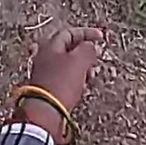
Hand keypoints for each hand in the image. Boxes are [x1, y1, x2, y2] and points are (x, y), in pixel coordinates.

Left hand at [14, 24, 101, 140]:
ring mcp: (45, 72)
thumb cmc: (61, 83)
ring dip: (82, 66)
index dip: (86, 33)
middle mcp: (44, 56)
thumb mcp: (78, 61)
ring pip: (67, 63)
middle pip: (68, 48)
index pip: (69, 33)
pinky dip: (76, 78)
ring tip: (91, 74)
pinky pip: (65, 77)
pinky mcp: (48, 87)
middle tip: (96, 58)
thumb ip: (87, 49)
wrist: (45, 111)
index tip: (101, 37)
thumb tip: (90, 45)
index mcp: (50, 46)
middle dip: (84, 52)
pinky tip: (82, 85)